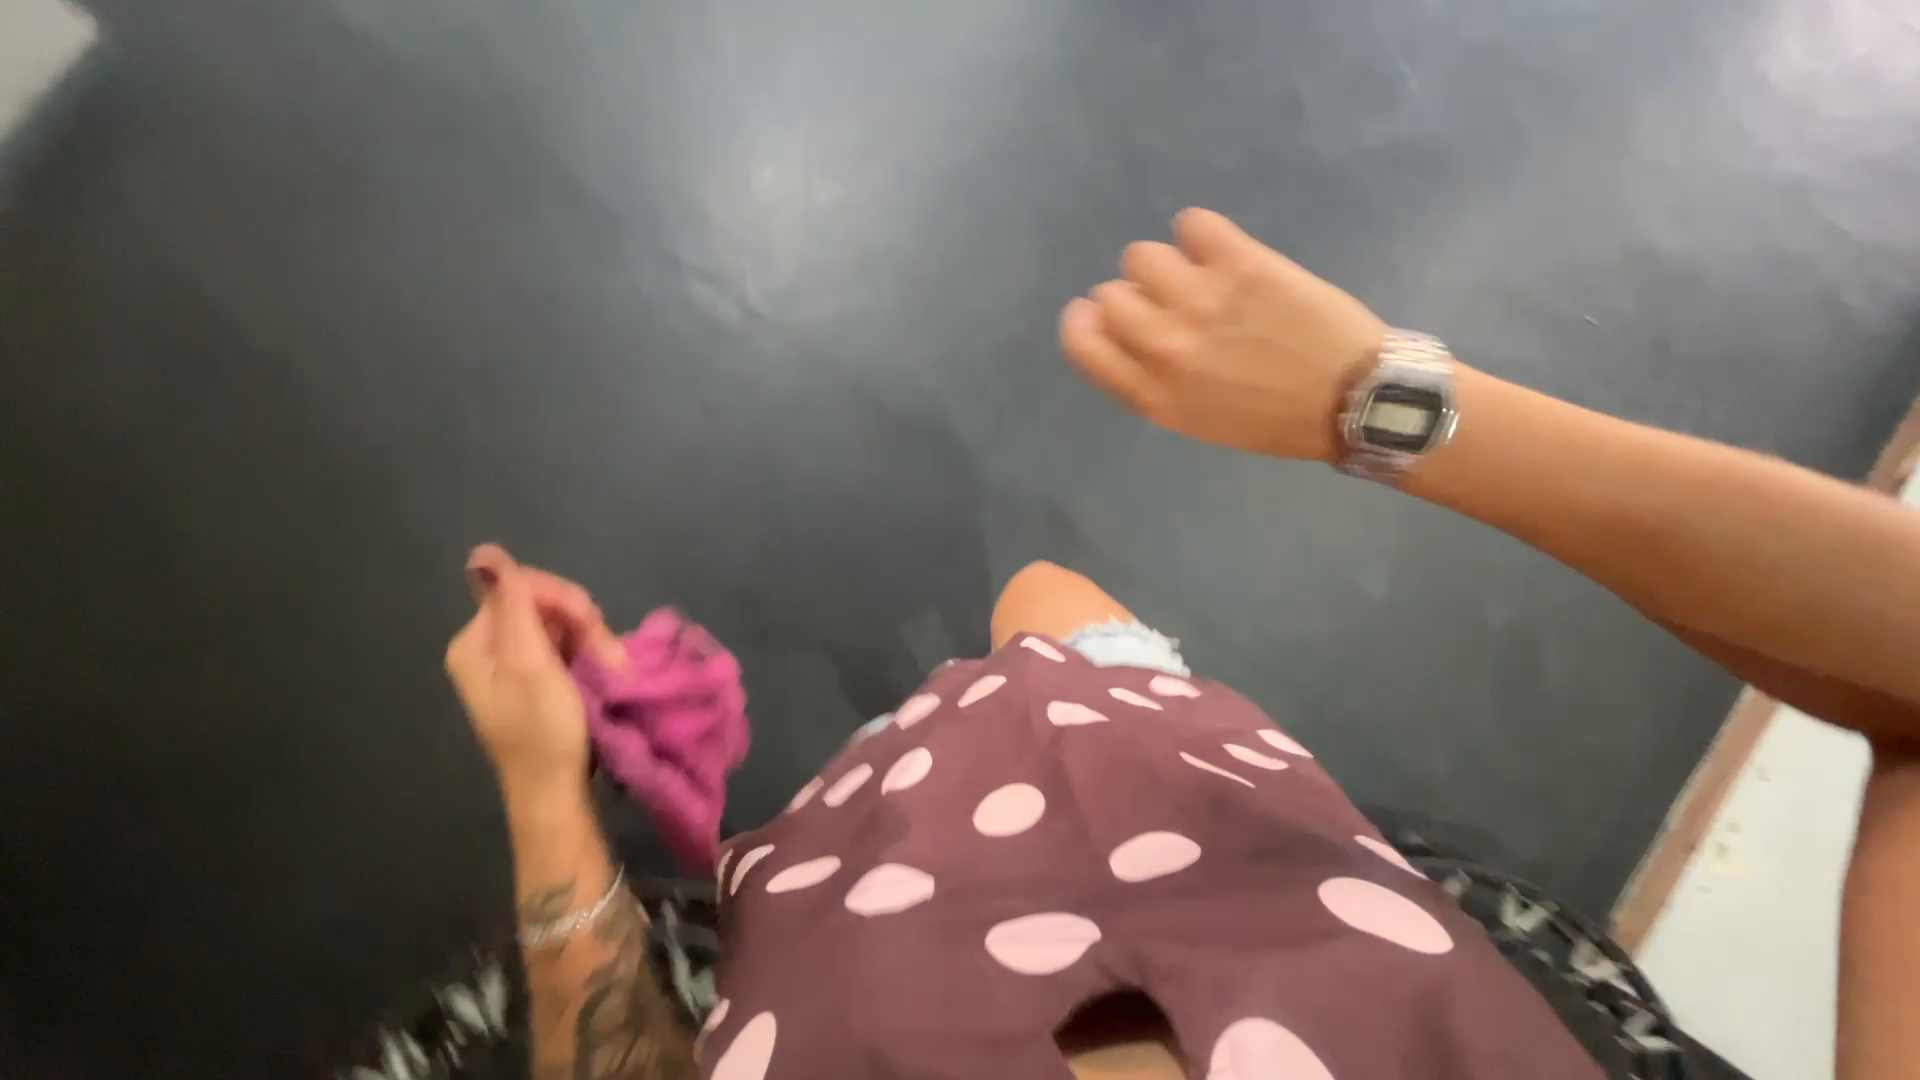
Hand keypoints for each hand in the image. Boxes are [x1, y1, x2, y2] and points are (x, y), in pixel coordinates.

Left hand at [445, 544, 623, 794]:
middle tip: (606, 655)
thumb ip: (512, 605)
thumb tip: (483, 550)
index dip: (564, 599)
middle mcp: (488, 648)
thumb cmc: (543, 729)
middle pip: (543, 605)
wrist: (555, 790)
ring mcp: (513, 665)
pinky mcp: (537, 680)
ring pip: (562, 625)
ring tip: (610, 670)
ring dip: (592, 641)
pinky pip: (566, 647)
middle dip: (582, 624)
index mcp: (475, 642)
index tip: (594, 624)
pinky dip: (589, 656)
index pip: (522, 588)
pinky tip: (603, 673)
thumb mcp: (530, 664)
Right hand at [1059, 208, 1388, 461]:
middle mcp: (1165, 346)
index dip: (1085, 320)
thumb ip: (1144, 380)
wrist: (1352, 400)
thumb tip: (1119, 330)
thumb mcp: (1191, 420)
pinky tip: (1219, 252)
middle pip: (1109, 294)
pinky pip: (1192, 223)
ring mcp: (1202, 301)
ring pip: (1142, 255)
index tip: (1105, 316)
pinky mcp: (1242, 264)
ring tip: (1196, 275)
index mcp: (1150, 392)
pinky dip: (1198, 232)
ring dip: (1163, 264)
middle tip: (1170, 304)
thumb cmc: (1270, 420)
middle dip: (1133, 296)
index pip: (1080, 339)